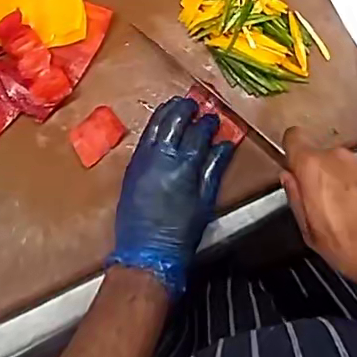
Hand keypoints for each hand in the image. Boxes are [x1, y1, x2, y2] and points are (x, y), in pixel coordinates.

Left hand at [106, 97, 234, 296]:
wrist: (146, 253)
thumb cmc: (181, 231)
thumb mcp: (205, 200)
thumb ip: (214, 168)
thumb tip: (225, 144)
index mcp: (184, 165)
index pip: (198, 133)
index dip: (208, 123)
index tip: (214, 118)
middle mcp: (161, 156)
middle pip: (174, 121)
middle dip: (185, 109)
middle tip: (195, 103)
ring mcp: (143, 159)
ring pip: (156, 124)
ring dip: (167, 111)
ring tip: (177, 104)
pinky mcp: (132, 166)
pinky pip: (145, 136)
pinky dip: (154, 124)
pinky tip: (160, 122)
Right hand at [280, 127, 356, 296]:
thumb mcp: (312, 233)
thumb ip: (296, 199)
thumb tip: (289, 180)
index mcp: (313, 167)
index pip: (294, 138)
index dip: (293, 151)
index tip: (294, 168)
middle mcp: (340, 157)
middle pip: (322, 158)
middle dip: (321, 178)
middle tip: (324, 209)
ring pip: (346, 168)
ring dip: (345, 186)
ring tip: (351, 220)